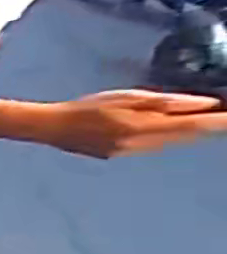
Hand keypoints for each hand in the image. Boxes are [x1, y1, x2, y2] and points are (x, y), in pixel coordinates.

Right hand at [38, 90, 226, 157]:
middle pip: (185, 136)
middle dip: (203, 126)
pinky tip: (140, 128)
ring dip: (178, 131)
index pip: (198, 125)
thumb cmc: (82, 108)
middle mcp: (138, 144)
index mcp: (142, 127)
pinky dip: (155, 137)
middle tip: (214, 114)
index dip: (224, 121)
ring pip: (167, 142)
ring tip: (177, 119)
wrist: (44, 127)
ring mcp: (125, 152)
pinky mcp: (114, 155)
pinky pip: (147, 146)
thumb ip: (166, 102)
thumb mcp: (127, 97)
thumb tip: (206, 104)